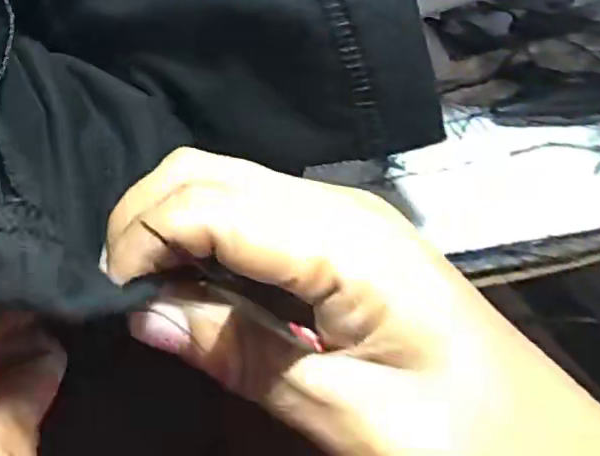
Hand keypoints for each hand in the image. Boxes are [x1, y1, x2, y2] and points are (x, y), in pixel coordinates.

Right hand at [105, 148, 599, 455]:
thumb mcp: (362, 422)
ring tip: (148, 281)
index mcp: (345, 237)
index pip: (203, 203)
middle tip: (120, 284)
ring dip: (162, 219)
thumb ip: (240, 354)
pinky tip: (191, 275)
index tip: (113, 295)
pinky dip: (194, 229)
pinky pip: (236, 203)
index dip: (141, 238)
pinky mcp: (332, 230)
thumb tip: (138, 315)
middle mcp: (331, 201)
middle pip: (197, 170)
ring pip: (209, 177)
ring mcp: (333, 209)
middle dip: (140, 217)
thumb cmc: (487, 451)